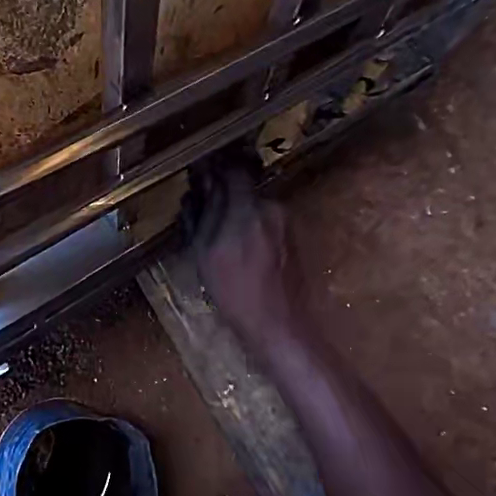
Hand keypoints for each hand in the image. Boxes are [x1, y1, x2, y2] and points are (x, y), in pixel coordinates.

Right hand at [187, 160, 299, 338]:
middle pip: (244, 190)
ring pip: (255, 208)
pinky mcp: (293, 239)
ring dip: (238, 216)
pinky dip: (252, 231)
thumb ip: (206, 214)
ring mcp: (287, 223)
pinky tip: (242, 256)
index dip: (215, 170)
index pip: (232, 170)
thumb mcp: (206, 253)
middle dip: (225, 198)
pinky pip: (267, 224)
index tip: (201, 178)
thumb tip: (204, 184)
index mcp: (248, 207)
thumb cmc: (235, 292)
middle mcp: (272, 208)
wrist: (279, 325)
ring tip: (221, 243)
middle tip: (205, 216)